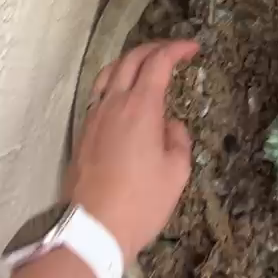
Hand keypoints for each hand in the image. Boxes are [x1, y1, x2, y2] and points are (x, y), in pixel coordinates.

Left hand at [67, 39, 199, 259]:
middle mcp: (115, 102)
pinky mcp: (84, 129)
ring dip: (131, 60)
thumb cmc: (140, 202)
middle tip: (174, 52)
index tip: (193, 48)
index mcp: (140, 106)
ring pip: (111, 70)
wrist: (92, 229)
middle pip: (132, 58)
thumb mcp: (176, 173)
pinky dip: (115, 79)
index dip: (177, 49)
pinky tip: (122, 93)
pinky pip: (99, 90)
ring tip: (147, 64)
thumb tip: (169, 124)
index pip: (159, 62)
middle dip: (156, 48)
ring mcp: (95, 114)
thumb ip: (178, 139)